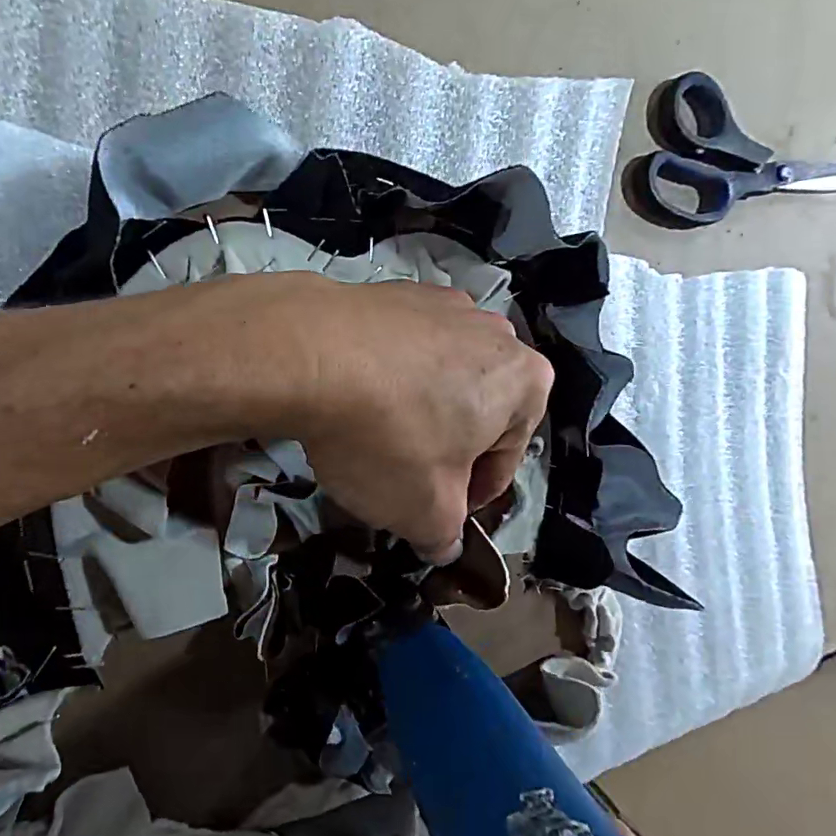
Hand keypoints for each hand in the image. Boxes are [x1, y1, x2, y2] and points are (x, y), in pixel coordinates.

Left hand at [204, 273, 552, 562]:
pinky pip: (402, 350)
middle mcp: (495, 333)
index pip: (507, 459)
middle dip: (445, 451)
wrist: (309, 353)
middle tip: (404, 480)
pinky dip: (386, 378)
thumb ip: (445, 535)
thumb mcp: (425, 512)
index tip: (439, 515)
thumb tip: (442, 543)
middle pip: (476, 413)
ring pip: (439, 379)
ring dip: (417, 412)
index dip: (472, 497)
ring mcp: (444, 305)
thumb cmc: (389, 436)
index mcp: (525, 381)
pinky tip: (353, 399)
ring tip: (372, 439)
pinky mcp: (396, 292)